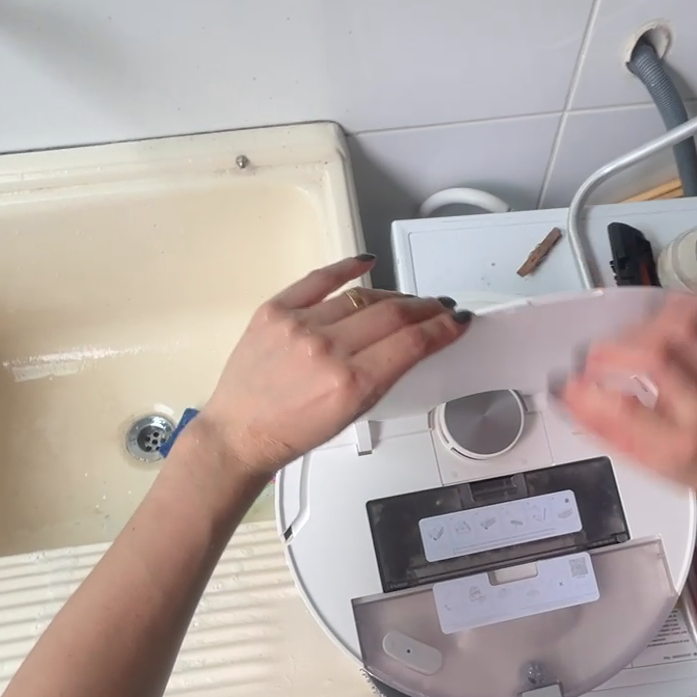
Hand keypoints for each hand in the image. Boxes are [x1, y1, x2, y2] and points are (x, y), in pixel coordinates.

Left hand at [196, 255, 466, 479]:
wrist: (241, 433)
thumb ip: (384, 374)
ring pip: (363, 297)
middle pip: (393, 314)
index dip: (442, 328)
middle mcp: (327, 349)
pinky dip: (347, 268)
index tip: (456, 321)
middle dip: (426, 309)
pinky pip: (319, 279)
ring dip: (394, 295)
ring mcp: (299, 325)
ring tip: (407, 300)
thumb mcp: (353, 414)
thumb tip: (410, 344)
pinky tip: (366, 263)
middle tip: (439, 308)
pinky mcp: (275, 310)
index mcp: (352, 383)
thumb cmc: (293, 431)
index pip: (412, 343)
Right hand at [560, 293, 696, 498]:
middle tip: (596, 359)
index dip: (591, 392)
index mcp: (677, 443)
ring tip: (626, 340)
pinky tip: (660, 318)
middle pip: (656, 356)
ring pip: (681, 327)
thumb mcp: (639, 460)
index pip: (627, 410)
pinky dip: (680, 307)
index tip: (574, 384)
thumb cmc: (686, 461)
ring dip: (640, 328)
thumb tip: (569, 394)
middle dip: (613, 352)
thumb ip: (602, 427)